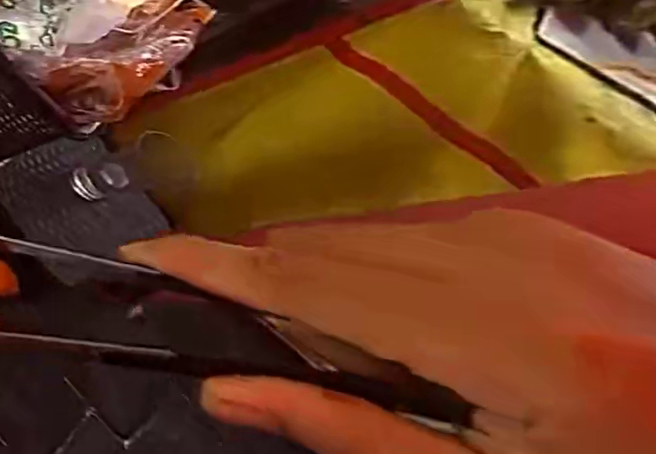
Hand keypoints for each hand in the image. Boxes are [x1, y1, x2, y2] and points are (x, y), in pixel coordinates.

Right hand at [122, 210, 655, 453]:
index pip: (293, 283)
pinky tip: (420, 327)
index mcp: (486, 334)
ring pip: (344, 237)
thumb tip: (224, 394)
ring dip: (319, 283)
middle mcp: (478, 255)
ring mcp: (500, 229)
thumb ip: (348, 432)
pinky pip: (396, 233)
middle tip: (285, 356)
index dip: (205, 264)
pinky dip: (369, 271)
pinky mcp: (518, 223)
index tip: (137, 252)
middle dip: (269, 291)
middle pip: (309, 251)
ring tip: (369, 354)